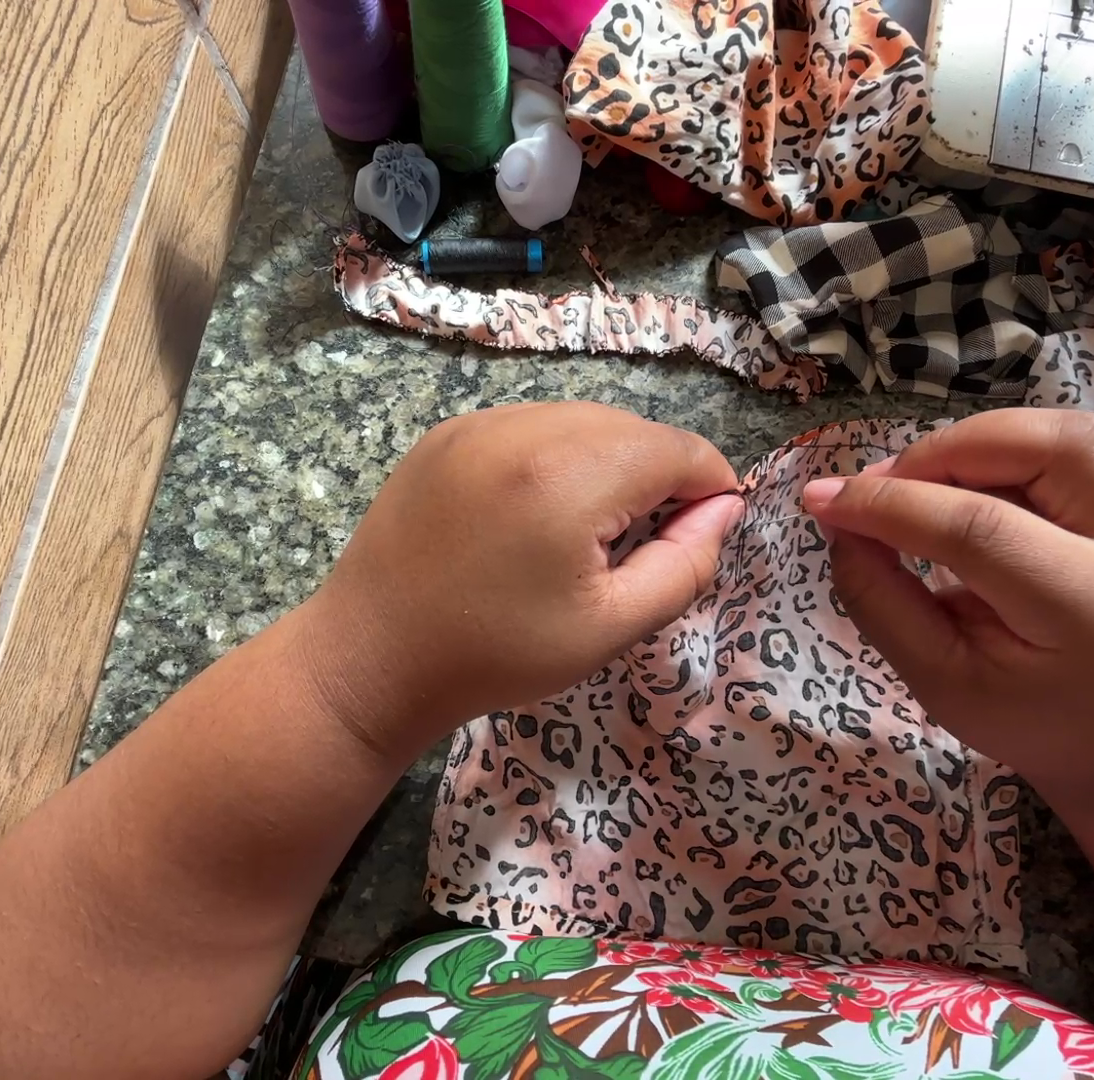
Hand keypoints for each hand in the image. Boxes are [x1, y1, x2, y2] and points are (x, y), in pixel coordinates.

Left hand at [291, 402, 741, 763]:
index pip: (678, 448)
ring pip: (581, 421)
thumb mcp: (609, 627)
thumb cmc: (494, 655)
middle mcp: (523, 426)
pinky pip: (529, 427)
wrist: (371, 658)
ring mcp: (477, 422)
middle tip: (639, 544)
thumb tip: (722, 511)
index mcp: (569, 474)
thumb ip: (684, 565)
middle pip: (631, 429)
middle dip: (657, 476)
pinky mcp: (446, 433)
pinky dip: (555, 457)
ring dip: (607, 463)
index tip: (705, 530)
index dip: (710, 485)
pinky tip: (534, 512)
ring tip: (585, 530)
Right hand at [801, 409, 1093, 794]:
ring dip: (970, 444)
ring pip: (1062, 430)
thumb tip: (837, 519)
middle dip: (946, 450)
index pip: (981, 531)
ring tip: (916, 487)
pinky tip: (955, 492)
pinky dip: (990, 453)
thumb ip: (880, 598)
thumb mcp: (934, 679)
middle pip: (1052, 446)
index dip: (889, 506)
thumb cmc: (1022, 717)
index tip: (819, 501)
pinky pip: (1060, 444)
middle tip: (882, 487)